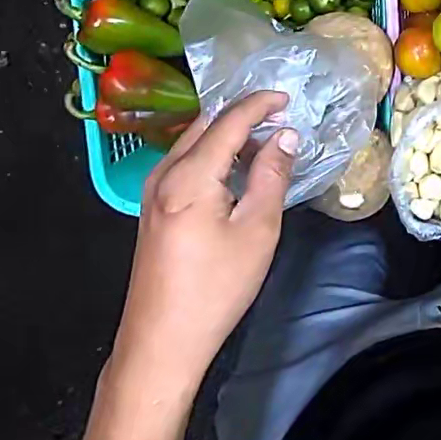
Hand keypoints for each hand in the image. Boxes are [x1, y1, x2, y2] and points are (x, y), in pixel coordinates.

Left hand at [113, 91, 297, 385]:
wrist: (161, 342)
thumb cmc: (216, 287)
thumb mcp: (257, 230)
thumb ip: (271, 175)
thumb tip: (285, 135)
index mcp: (190, 175)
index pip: (228, 121)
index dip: (259, 104)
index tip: (287, 97)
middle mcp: (165, 173)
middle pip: (206, 125)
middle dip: (243, 115)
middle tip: (279, 118)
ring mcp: (153, 190)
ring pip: (193, 142)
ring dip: (228, 134)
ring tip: (264, 142)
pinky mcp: (152, 207)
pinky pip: (185, 162)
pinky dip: (213, 153)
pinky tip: (234, 170)